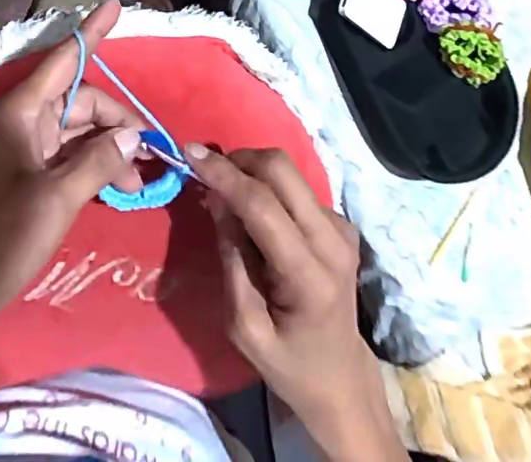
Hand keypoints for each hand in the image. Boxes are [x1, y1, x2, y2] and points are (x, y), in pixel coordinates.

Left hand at [0, 0, 145, 334]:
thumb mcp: (55, 200)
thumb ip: (97, 162)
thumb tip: (134, 136)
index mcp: (20, 113)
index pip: (63, 60)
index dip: (91, 32)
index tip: (115, 4)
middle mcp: (20, 122)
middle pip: (78, 101)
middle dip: (116, 120)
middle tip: (151, 153)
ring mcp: (20, 149)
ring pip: (75, 131)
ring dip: (108, 148)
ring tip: (139, 182)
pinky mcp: (22, 175)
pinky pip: (65, 156)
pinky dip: (91, 165)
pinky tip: (116, 186)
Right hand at [187, 145, 403, 461]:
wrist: (340, 376)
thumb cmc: (287, 360)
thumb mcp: (243, 325)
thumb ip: (230, 258)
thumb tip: (216, 197)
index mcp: (309, 276)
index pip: (263, 206)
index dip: (224, 174)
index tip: (190, 153)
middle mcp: (333, 241)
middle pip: (281, 170)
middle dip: (238, 160)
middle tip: (207, 174)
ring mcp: (341, 228)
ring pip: (288, 172)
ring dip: (250, 171)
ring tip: (225, 195)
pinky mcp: (340, 222)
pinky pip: (294, 186)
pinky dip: (265, 186)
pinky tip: (253, 214)